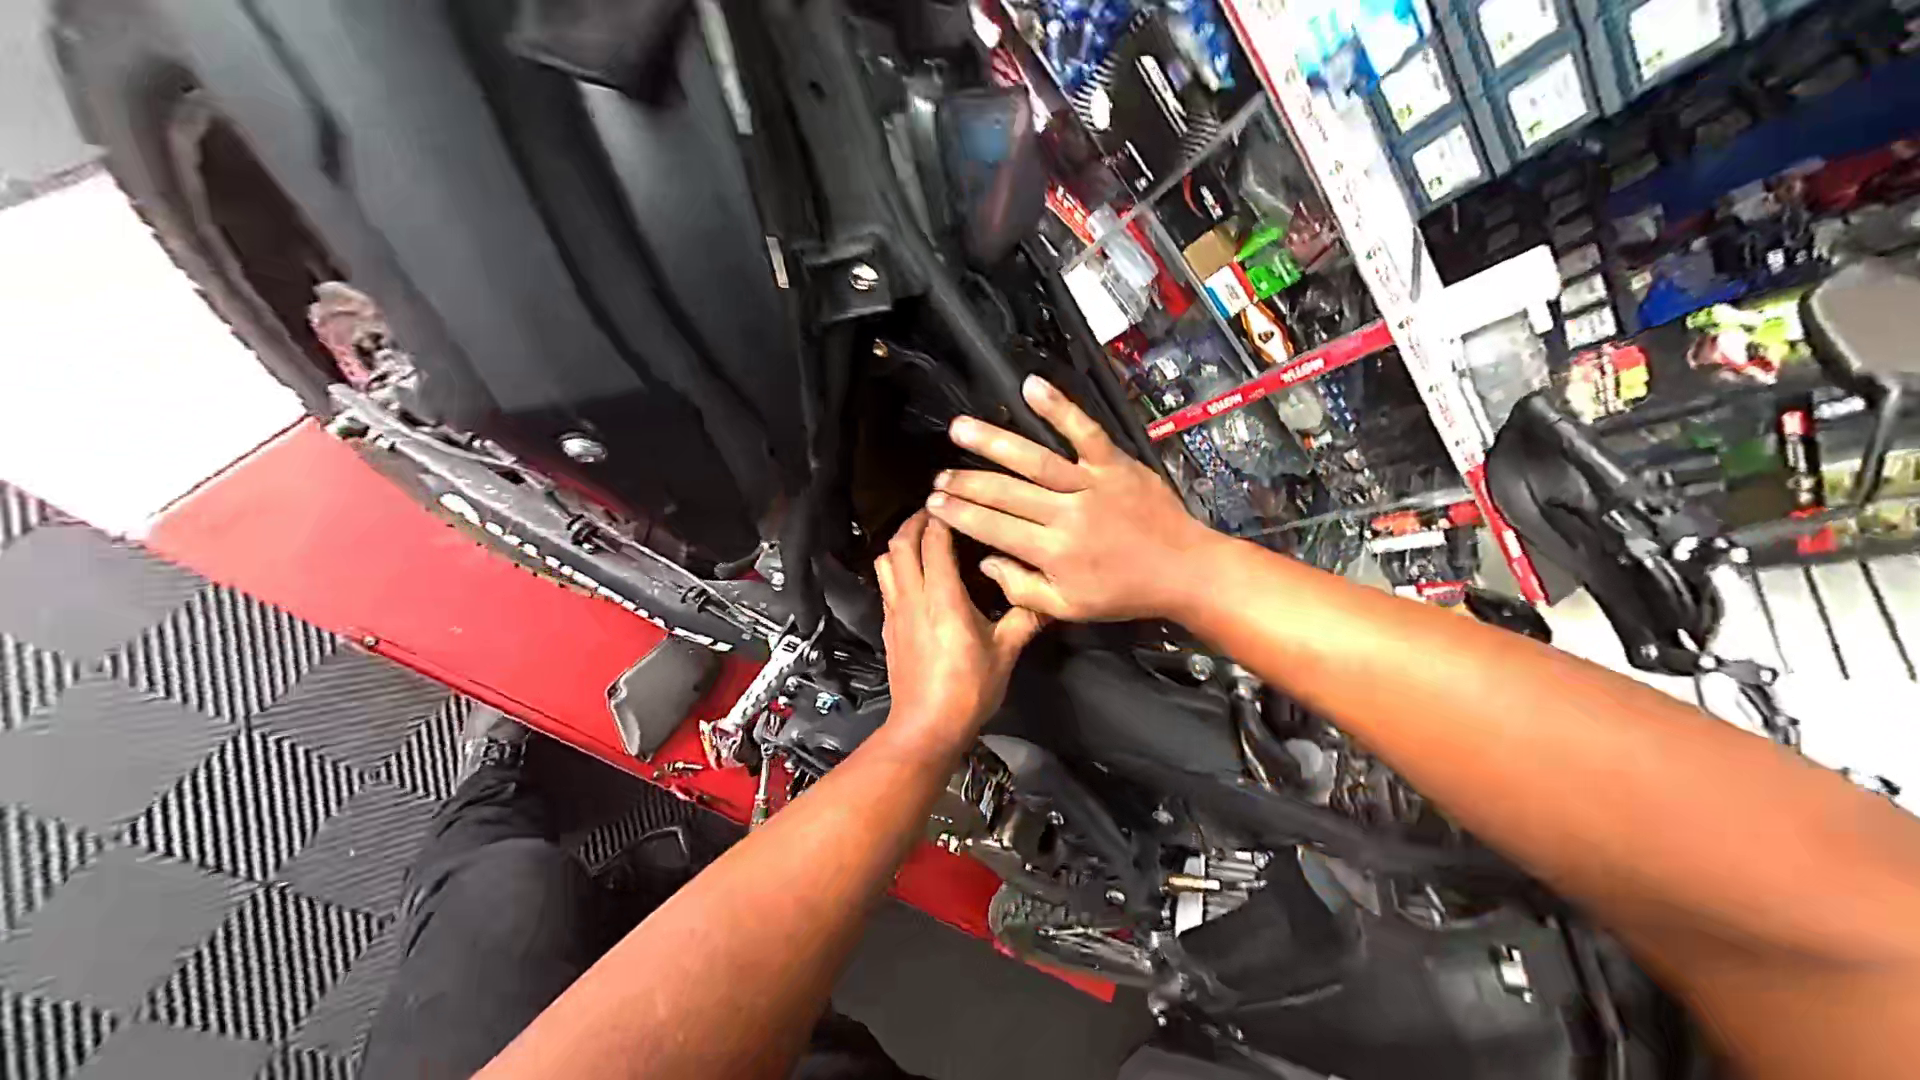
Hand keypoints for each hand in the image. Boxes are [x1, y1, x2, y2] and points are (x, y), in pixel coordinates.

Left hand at [875, 512, 1045, 747]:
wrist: (926, 727)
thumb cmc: (968, 689)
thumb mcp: (1006, 652)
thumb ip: (1026, 618)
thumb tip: (1049, 597)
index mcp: (942, 597)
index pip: (934, 540)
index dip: (942, 516)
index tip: (957, 502)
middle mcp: (913, 597)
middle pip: (900, 543)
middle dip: (915, 520)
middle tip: (937, 510)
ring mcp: (896, 612)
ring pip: (886, 561)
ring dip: (900, 542)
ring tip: (922, 536)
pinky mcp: (889, 627)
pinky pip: (886, 584)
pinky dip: (896, 567)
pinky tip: (915, 575)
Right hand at [926, 376, 1220, 621]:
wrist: (1184, 572)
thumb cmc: (1125, 594)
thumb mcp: (1069, 609)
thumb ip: (1022, 589)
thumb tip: (987, 562)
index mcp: (1053, 553)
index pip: (993, 528)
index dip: (959, 514)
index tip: (934, 503)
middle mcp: (1066, 515)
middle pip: (1005, 493)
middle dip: (965, 482)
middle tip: (938, 475)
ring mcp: (1091, 484)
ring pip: (1034, 459)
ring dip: (993, 443)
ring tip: (960, 428)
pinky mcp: (1114, 463)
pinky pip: (1084, 431)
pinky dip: (1059, 407)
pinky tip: (1031, 386)